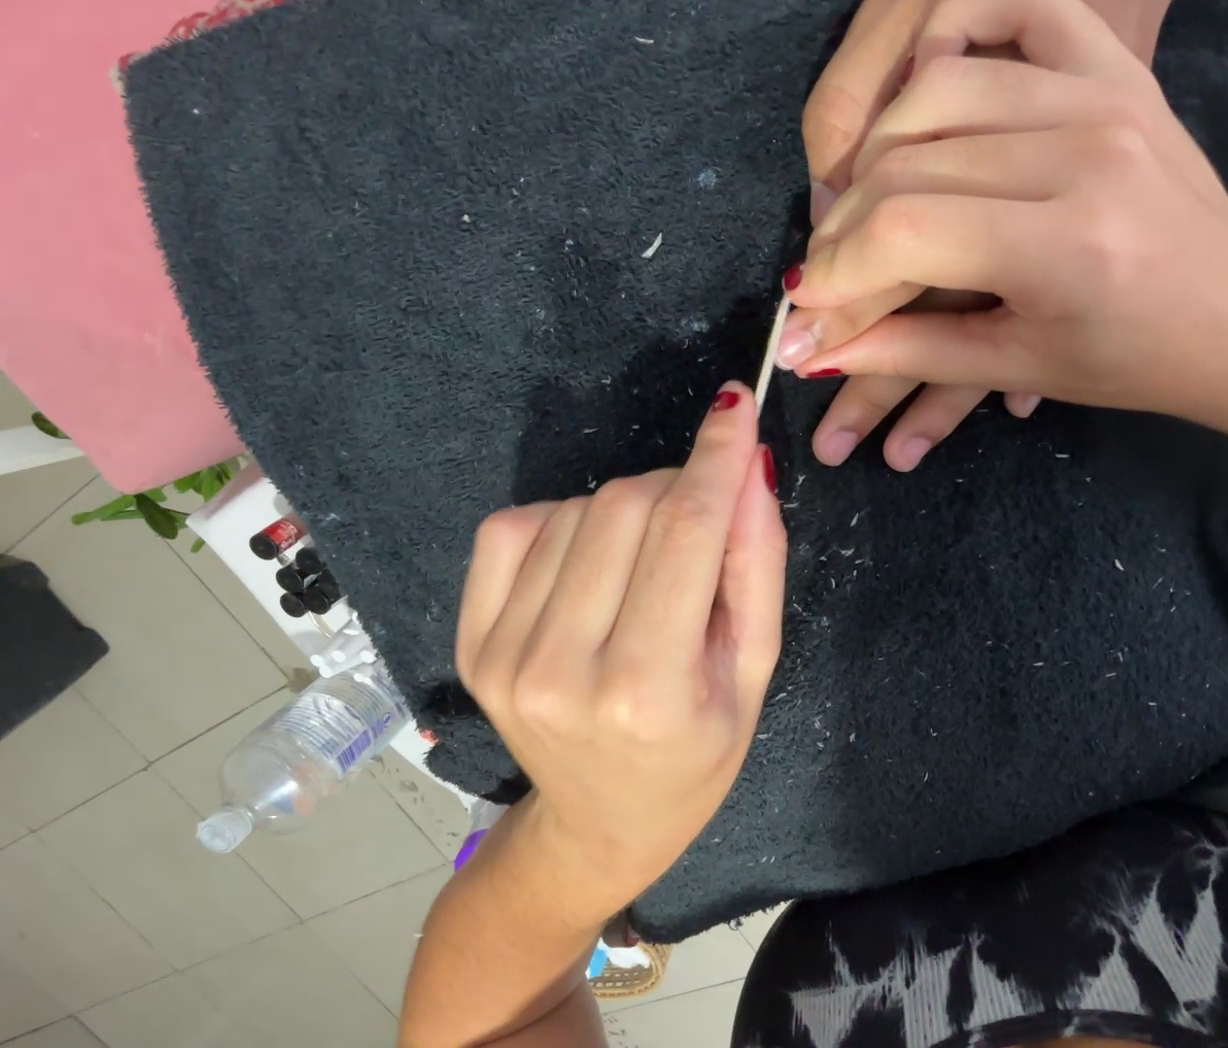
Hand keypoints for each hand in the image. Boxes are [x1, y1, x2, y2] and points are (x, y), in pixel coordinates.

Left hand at [454, 384, 785, 905]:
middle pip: (625, 507)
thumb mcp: (755, 670)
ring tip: (644, 567)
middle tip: (700, 522)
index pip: (685, 532)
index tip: (734, 404)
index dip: (715, 457)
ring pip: (573, 510)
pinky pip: (513, 527)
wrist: (601, 822)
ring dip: (623, 511)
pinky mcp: (470, 641)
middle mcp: (563, 667)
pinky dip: (562, 522)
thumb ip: (757, 564)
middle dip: (677, 487)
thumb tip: (748, 466)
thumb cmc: (696, 754)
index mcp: (649, 686)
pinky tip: (587, 564)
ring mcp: (504, 654)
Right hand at [785, 0, 1227, 433]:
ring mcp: (1102, 96)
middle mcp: (1082, 152)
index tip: (802, 306)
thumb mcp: (1015, 365)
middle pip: (905, 165)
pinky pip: (1014, 9)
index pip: (902, 231)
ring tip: (865, 208)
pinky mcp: (1114, 70)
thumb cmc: (1132, 361)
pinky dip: (952, 33)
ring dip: (875, 153)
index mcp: (1066, 246)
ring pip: (934, 93)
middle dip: (842, 229)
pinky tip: (922, 86)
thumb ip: (904, 350)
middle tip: (823, 274)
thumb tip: (807, 351)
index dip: (833, 270)